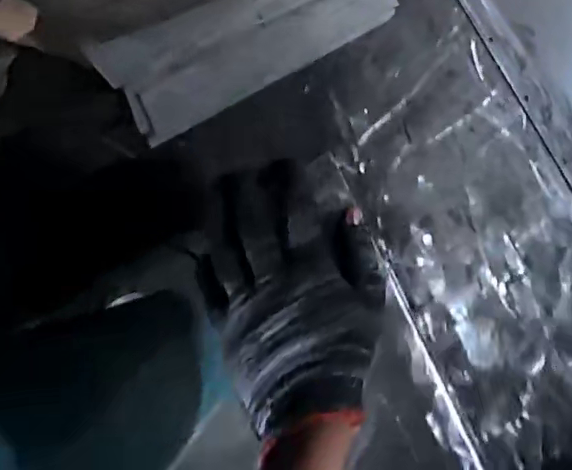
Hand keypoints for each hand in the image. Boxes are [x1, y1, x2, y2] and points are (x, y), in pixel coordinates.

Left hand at [197, 162, 382, 449]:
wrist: (309, 407)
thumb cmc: (343, 349)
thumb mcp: (369, 303)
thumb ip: (360, 255)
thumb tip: (348, 212)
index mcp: (309, 270)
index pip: (297, 214)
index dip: (290, 183)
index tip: (286, 164)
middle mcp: (272, 277)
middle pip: (252, 224)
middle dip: (245, 190)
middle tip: (242, 168)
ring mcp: (243, 300)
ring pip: (224, 248)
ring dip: (219, 215)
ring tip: (216, 189)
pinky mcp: (224, 323)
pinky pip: (209, 286)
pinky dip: (204, 260)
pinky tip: (203, 240)